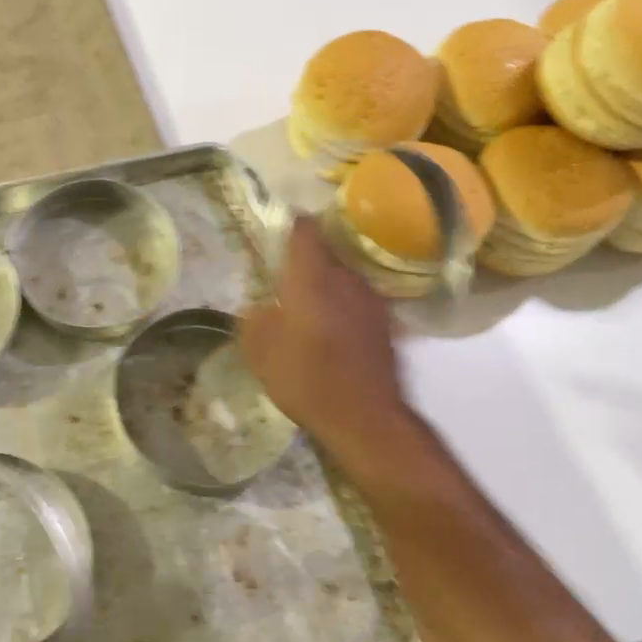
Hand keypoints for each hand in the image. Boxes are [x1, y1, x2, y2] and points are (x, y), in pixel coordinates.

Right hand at [241, 215, 415, 463]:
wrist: (364, 418)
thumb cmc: (306, 378)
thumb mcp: (259, 350)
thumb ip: (255, 318)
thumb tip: (261, 307)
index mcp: (312, 277)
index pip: (304, 231)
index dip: (291, 223)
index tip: (279, 223)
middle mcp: (347, 279)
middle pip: (327, 255)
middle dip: (307, 260)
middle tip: (285, 273)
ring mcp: (372, 302)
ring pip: (344, 281)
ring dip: (328, 286)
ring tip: (308, 305)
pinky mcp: (386, 326)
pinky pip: (358, 305)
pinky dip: (344, 310)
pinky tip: (332, 331)